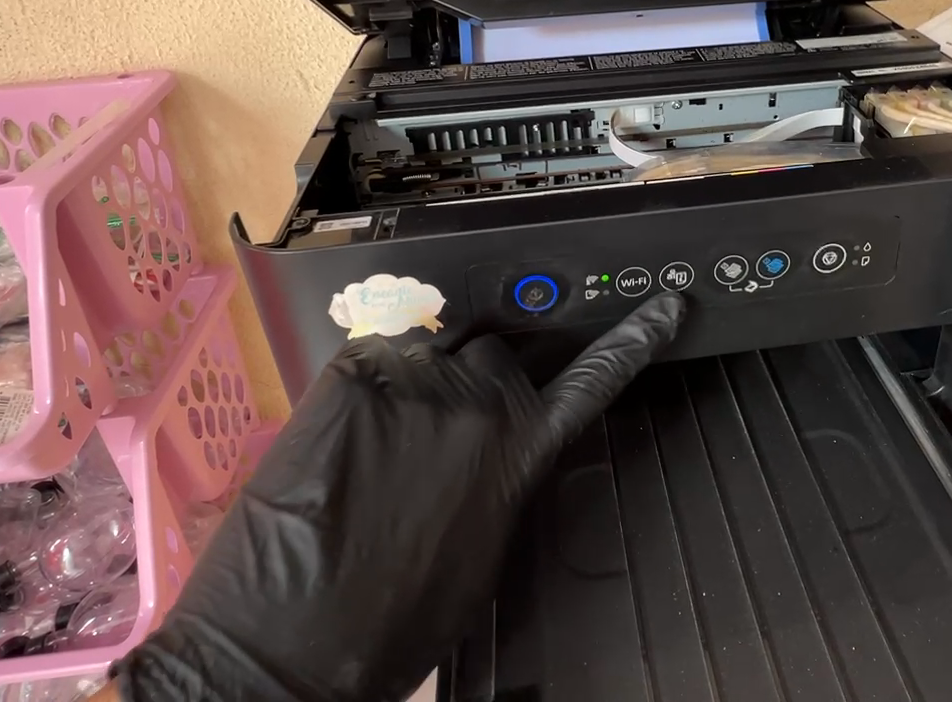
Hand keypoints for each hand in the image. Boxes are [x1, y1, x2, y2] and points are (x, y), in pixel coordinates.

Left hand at [110, 293, 688, 701]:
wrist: (287, 647)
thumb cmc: (394, 619)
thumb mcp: (483, 544)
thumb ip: (505, 467)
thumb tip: (502, 433)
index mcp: (522, 448)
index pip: (595, 374)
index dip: (634, 337)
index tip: (665, 305)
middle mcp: (479, 397)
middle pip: (502, 347)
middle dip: (484, 371)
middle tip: (445, 415)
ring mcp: (414, 376)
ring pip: (441, 341)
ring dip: (427, 370)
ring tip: (391, 428)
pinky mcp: (353, 370)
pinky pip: (384, 346)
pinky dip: (379, 372)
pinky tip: (359, 420)